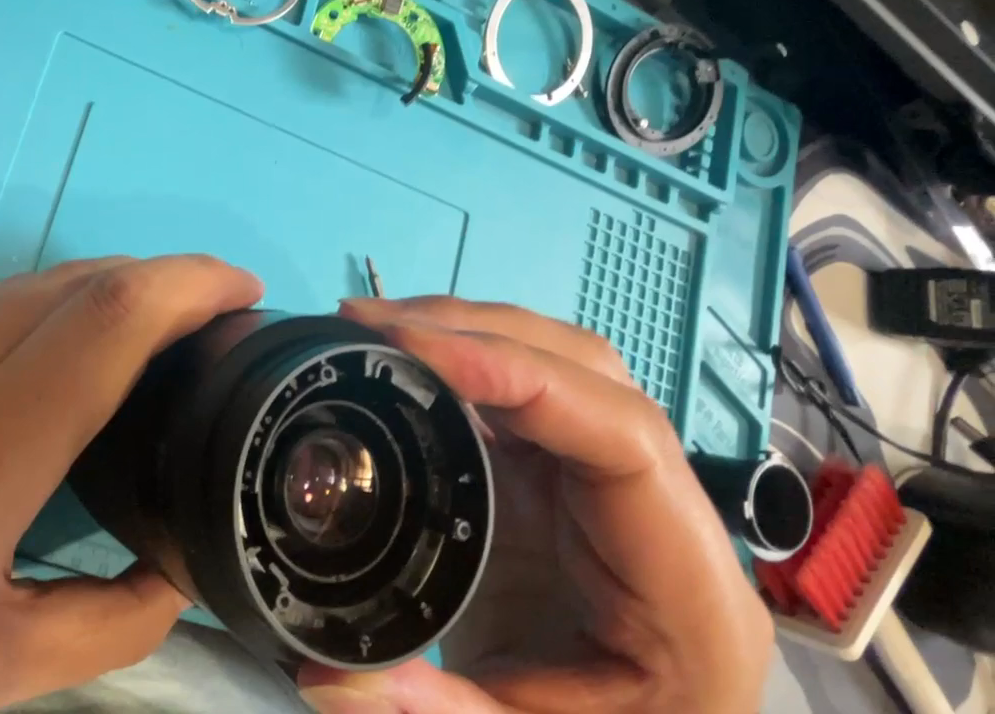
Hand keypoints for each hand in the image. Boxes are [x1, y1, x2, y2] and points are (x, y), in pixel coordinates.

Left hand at [0, 255, 262, 713]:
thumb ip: (104, 623)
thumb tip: (173, 576)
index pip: (108, 318)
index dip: (190, 286)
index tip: (246, 291)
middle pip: (74, 279)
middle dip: (160, 280)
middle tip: (217, 322)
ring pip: (25, 283)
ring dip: (102, 289)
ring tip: (157, 334)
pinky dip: (45, 309)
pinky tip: (64, 354)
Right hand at [298, 298, 771, 713]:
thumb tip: (317, 676)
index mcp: (681, 575)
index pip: (619, 435)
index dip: (516, 375)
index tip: (407, 347)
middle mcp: (654, 505)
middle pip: (587, 371)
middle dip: (474, 330)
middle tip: (365, 324)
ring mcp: (601, 482)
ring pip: (554, 364)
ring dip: (463, 329)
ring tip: (371, 326)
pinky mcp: (557, 475)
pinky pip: (513, 392)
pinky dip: (453, 358)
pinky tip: (398, 357)